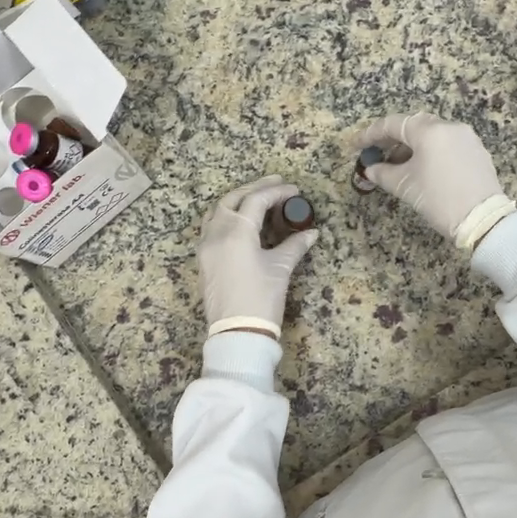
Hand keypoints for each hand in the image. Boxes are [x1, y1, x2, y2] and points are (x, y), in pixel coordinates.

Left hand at [198, 176, 318, 338]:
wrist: (237, 332)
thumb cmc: (261, 299)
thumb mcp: (280, 269)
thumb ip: (295, 246)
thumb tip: (312, 233)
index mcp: (236, 231)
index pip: (256, 201)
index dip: (276, 192)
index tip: (295, 190)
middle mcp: (216, 233)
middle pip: (232, 199)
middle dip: (254, 189)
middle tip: (275, 184)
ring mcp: (206, 247)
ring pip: (217, 212)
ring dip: (237, 201)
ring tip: (256, 200)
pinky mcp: (204, 261)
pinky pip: (211, 228)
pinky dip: (226, 218)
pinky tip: (241, 224)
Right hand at [356, 113, 515, 249]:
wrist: (483, 220)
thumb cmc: (440, 200)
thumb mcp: (406, 187)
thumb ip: (383, 174)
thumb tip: (371, 170)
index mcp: (430, 131)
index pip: (393, 124)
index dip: (371, 134)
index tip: (357, 145)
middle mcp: (450, 127)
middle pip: (415, 126)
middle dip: (393, 139)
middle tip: (378, 154)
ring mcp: (467, 139)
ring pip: (433, 136)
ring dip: (413, 147)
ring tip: (398, 166)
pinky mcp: (478, 153)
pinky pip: (448, 145)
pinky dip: (432, 153)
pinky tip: (423, 170)